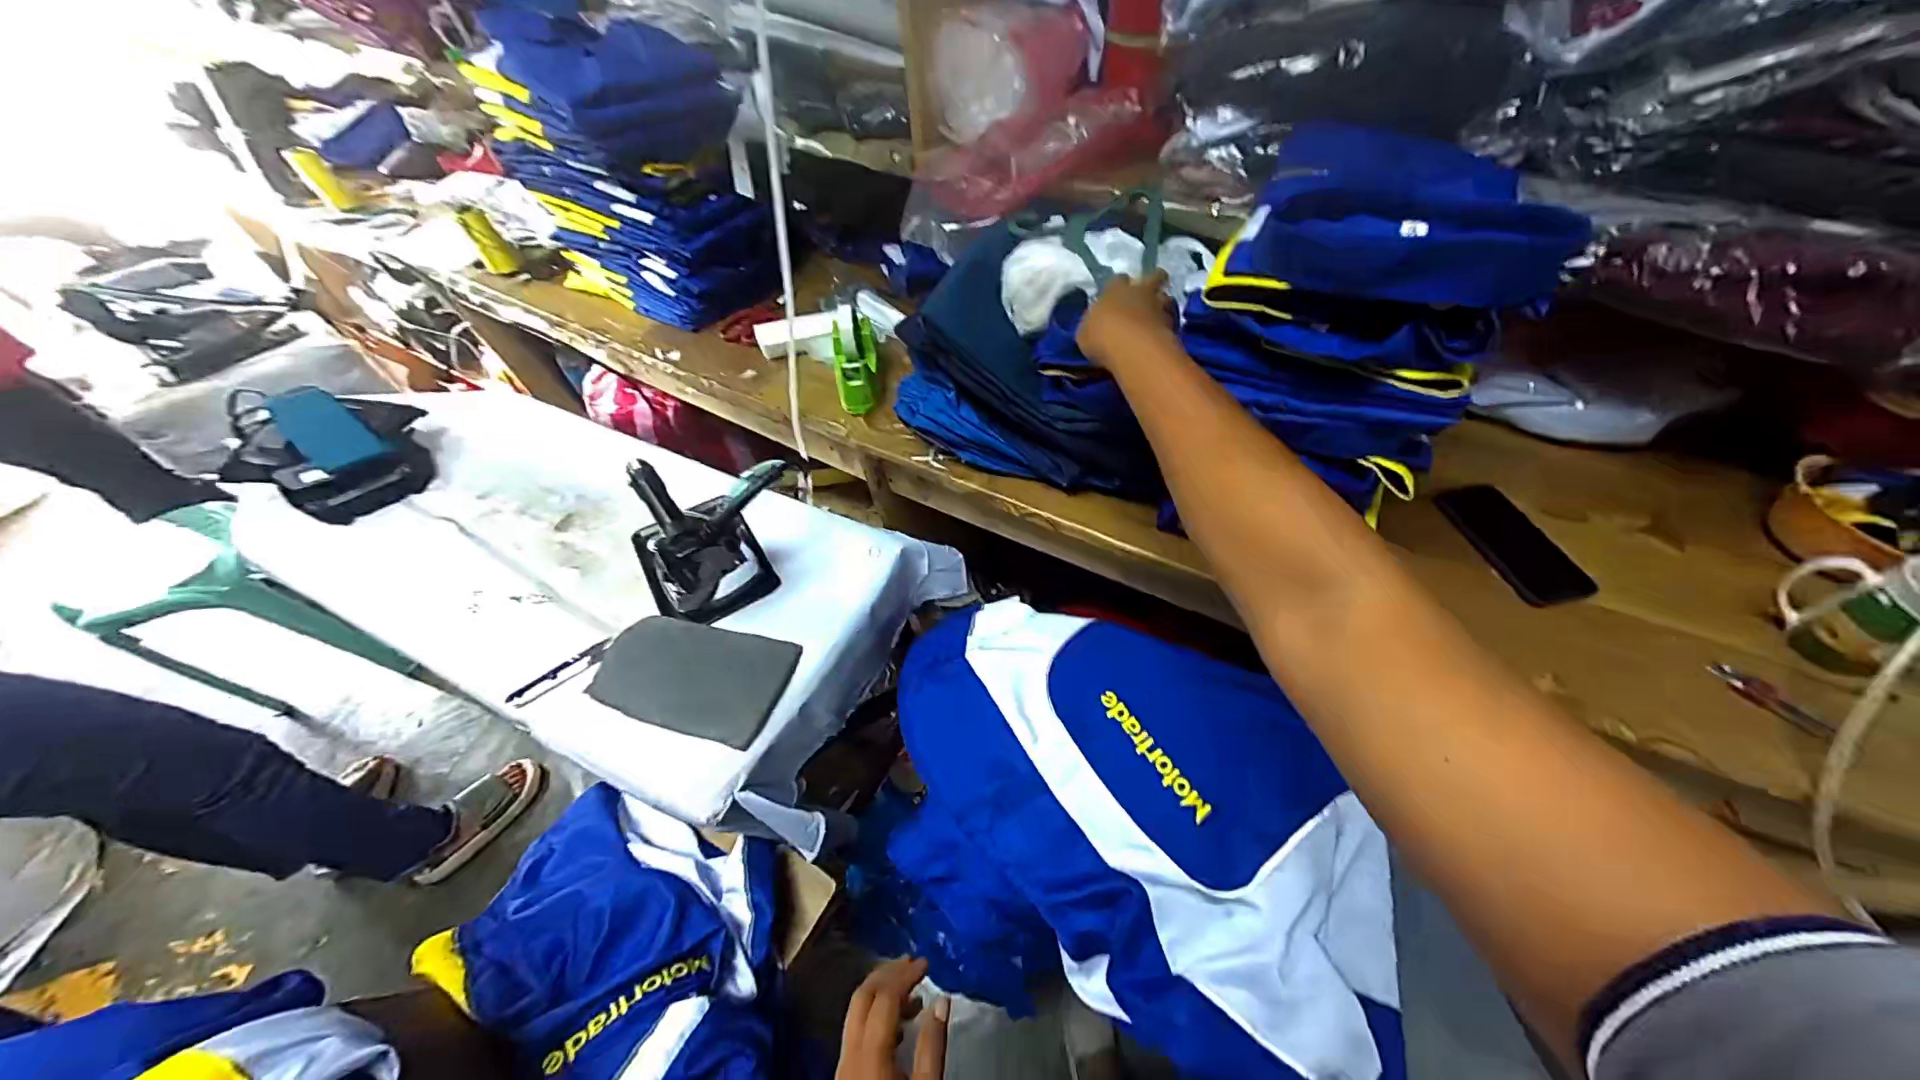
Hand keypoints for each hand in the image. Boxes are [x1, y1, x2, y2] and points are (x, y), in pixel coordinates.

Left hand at [835, 957, 947, 1079]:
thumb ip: (932, 1046)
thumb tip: (941, 1001)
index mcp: (870, 1054)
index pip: (884, 998)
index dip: (904, 975)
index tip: (925, 963)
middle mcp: (849, 1051)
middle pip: (863, 997)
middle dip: (888, 973)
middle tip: (912, 962)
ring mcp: (842, 1062)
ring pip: (856, 1010)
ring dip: (881, 991)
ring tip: (911, 989)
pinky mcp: (844, 1071)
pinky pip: (855, 1028)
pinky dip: (875, 1011)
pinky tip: (898, 1020)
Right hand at [1076, 270, 1174, 369]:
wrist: (1132, 348)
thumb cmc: (1101, 338)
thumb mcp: (1085, 334)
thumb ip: (1092, 324)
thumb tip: (1095, 323)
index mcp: (1113, 291)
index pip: (1117, 280)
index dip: (1118, 285)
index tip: (1117, 293)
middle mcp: (1138, 292)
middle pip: (1153, 276)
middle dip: (1154, 280)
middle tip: (1151, 290)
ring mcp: (1158, 306)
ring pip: (1166, 297)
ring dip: (1163, 303)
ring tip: (1158, 314)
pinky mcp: (1171, 323)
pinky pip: (1171, 319)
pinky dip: (1167, 324)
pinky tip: (1162, 333)